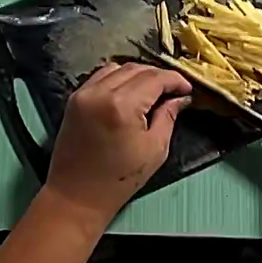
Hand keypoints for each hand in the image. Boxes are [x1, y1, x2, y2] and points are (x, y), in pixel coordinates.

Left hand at [42, 63, 193, 225]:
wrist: (76, 194)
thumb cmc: (118, 179)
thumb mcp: (154, 149)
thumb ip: (168, 117)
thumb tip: (180, 98)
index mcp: (121, 105)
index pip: (154, 79)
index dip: (175, 80)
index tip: (187, 89)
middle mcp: (99, 92)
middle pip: (135, 69)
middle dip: (158, 76)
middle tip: (173, 91)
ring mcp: (83, 93)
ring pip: (117, 68)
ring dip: (137, 74)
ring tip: (152, 92)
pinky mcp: (74, 98)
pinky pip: (100, 77)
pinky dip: (117, 78)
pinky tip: (129, 93)